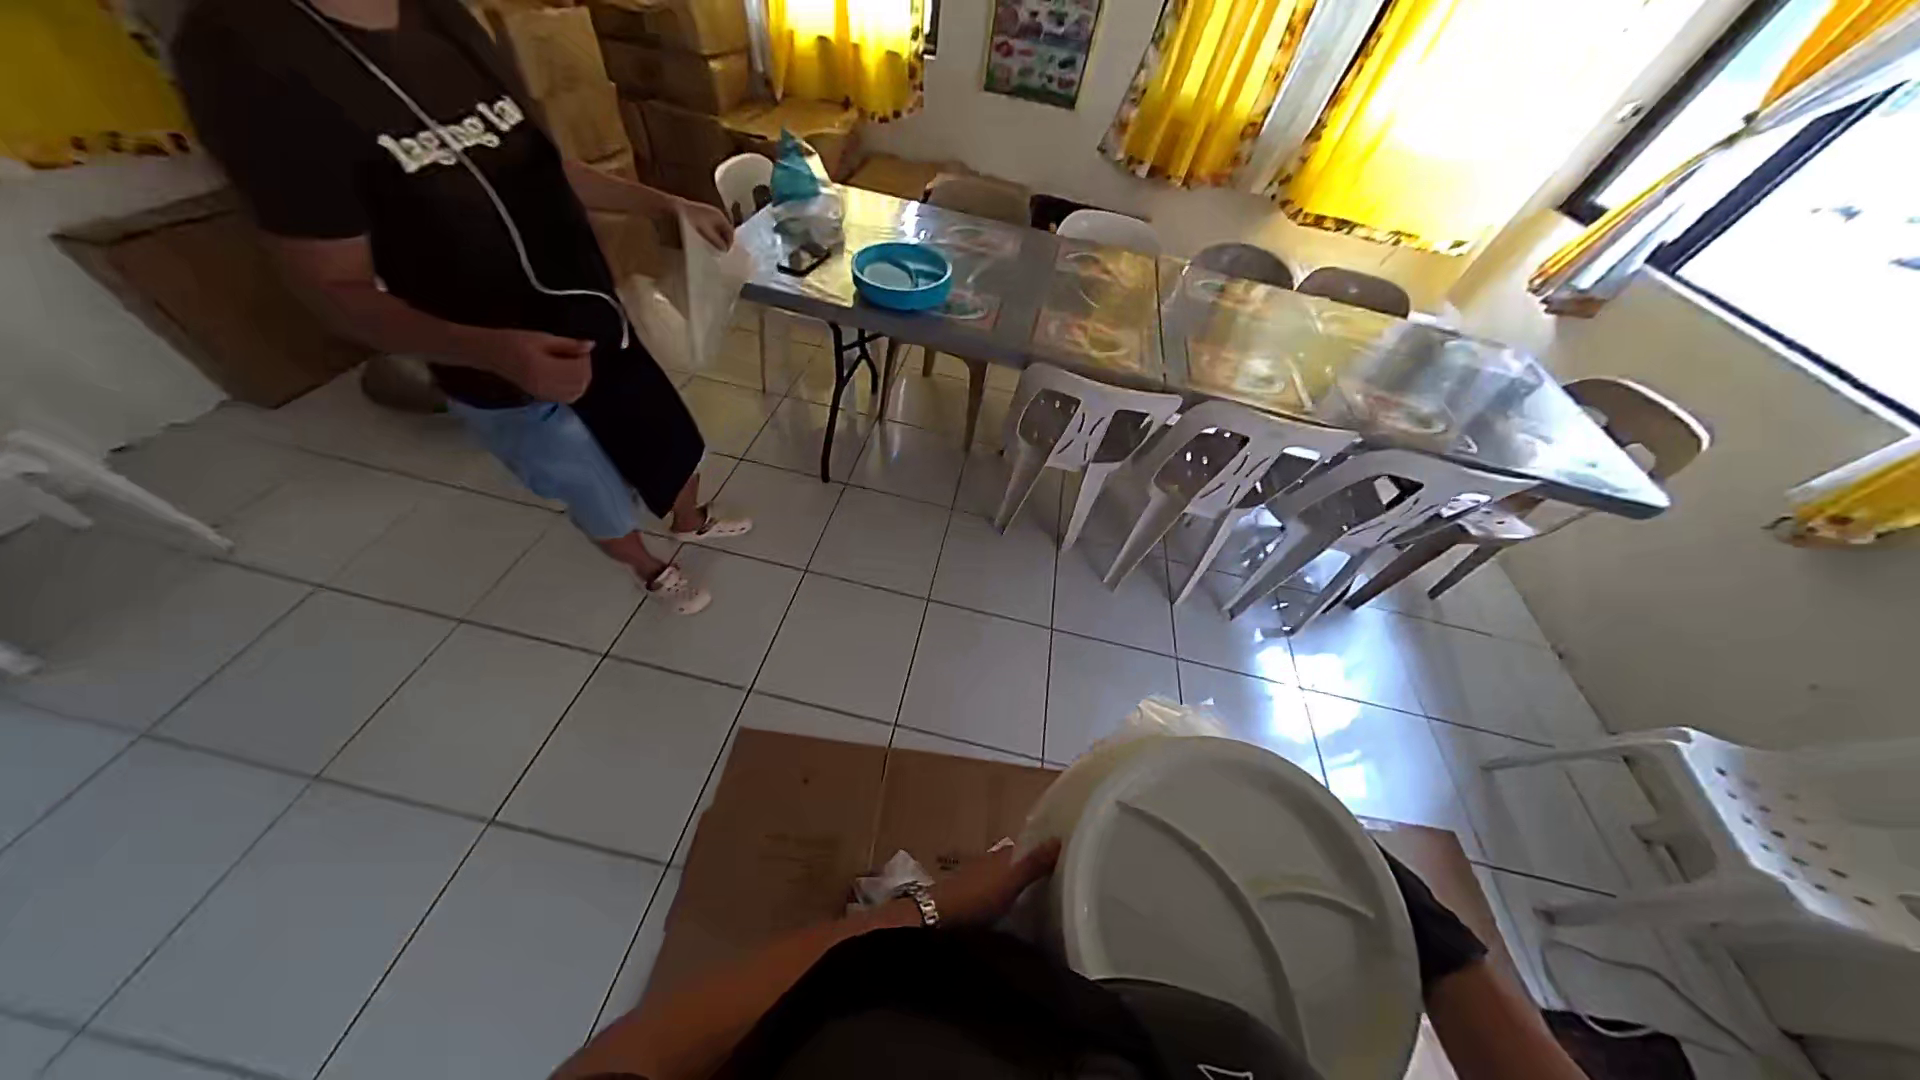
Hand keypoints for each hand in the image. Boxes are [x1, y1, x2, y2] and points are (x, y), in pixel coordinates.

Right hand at [474, 329, 593, 402]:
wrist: (489, 353)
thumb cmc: (513, 341)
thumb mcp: (542, 338)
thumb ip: (568, 344)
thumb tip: (591, 345)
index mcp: (542, 368)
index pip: (579, 371)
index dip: (585, 360)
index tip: (580, 349)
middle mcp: (543, 384)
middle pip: (580, 384)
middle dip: (585, 370)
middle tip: (576, 356)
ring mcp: (542, 393)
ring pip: (577, 393)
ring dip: (581, 380)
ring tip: (570, 365)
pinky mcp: (541, 397)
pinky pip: (567, 398)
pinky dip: (574, 388)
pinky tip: (566, 376)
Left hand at [678, 198, 734, 250]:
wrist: (676, 209)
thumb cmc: (694, 221)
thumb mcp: (708, 234)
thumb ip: (718, 242)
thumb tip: (725, 249)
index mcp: (721, 217)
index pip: (731, 233)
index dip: (729, 243)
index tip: (725, 253)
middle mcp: (716, 214)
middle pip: (724, 231)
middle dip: (723, 241)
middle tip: (719, 251)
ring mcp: (708, 214)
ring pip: (717, 230)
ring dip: (716, 238)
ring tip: (712, 247)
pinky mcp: (700, 215)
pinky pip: (709, 227)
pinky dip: (709, 234)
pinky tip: (704, 240)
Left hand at [926, 839, 1060, 925]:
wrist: (940, 915)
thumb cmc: (978, 896)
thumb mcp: (1010, 882)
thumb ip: (1033, 863)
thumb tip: (1059, 838)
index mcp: (1003, 854)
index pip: (1029, 845)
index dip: (1045, 848)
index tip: (1066, 855)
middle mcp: (993, 860)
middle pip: (1018, 860)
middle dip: (1035, 865)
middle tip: (1060, 877)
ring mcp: (981, 877)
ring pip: (1007, 874)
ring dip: (1022, 880)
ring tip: (1043, 893)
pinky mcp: (974, 895)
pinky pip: (999, 889)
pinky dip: (1010, 893)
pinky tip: (1017, 905)